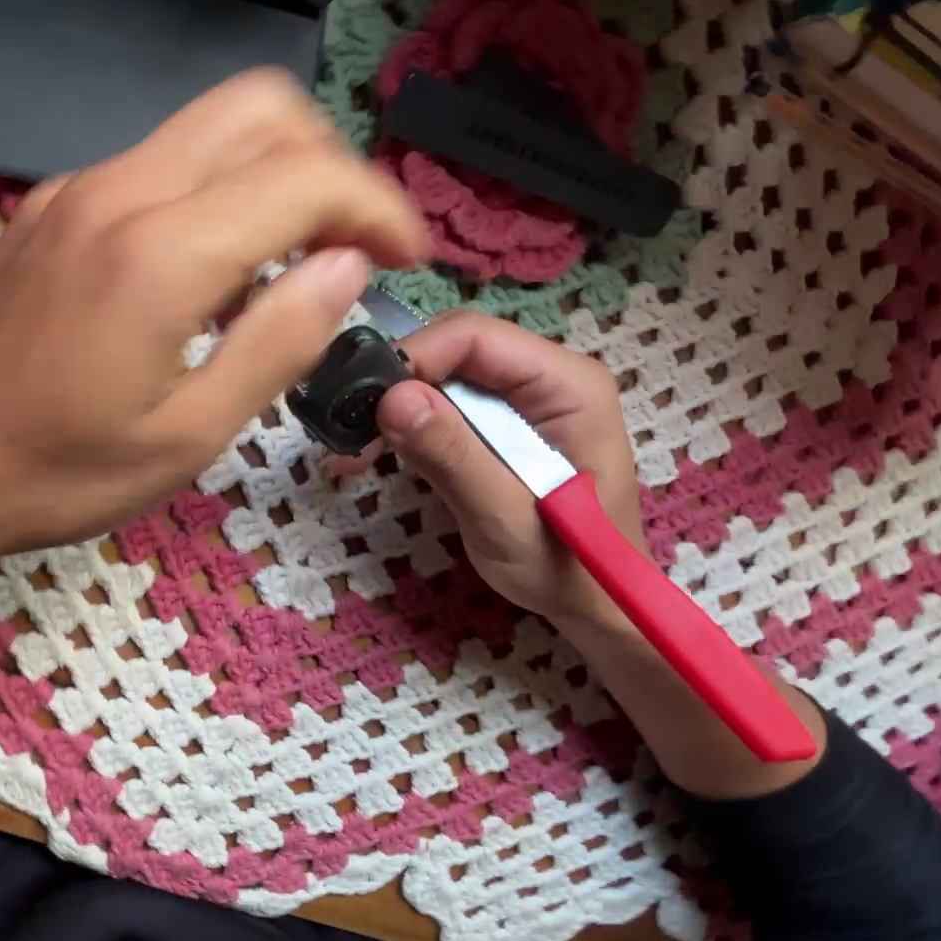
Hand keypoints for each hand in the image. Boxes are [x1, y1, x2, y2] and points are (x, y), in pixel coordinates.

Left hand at [0, 70, 427, 574]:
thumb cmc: (62, 476)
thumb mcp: (189, 436)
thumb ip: (278, 344)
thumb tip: (346, 268)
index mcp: (158, 257)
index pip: (304, 177)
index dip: (376, 208)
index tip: (405, 261)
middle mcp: (116, 194)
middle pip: (258, 111)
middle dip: (329, 167)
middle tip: (350, 250)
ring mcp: (74, 192)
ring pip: (205, 129)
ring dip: (271, 176)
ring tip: (291, 265)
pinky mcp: (49, 208)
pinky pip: (154, 167)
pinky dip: (210, 195)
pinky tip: (209, 274)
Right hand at [335, 312, 641, 629]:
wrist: (589, 602)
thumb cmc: (562, 566)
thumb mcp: (503, 516)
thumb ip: (454, 455)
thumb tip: (391, 398)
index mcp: (566, 384)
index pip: (475, 337)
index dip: (413, 358)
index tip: (366, 403)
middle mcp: (545, 378)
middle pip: (453, 354)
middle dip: (396, 387)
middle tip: (351, 436)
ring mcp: (522, 402)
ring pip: (441, 380)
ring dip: (394, 412)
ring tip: (353, 454)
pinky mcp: (500, 427)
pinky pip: (444, 410)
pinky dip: (405, 431)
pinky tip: (372, 456)